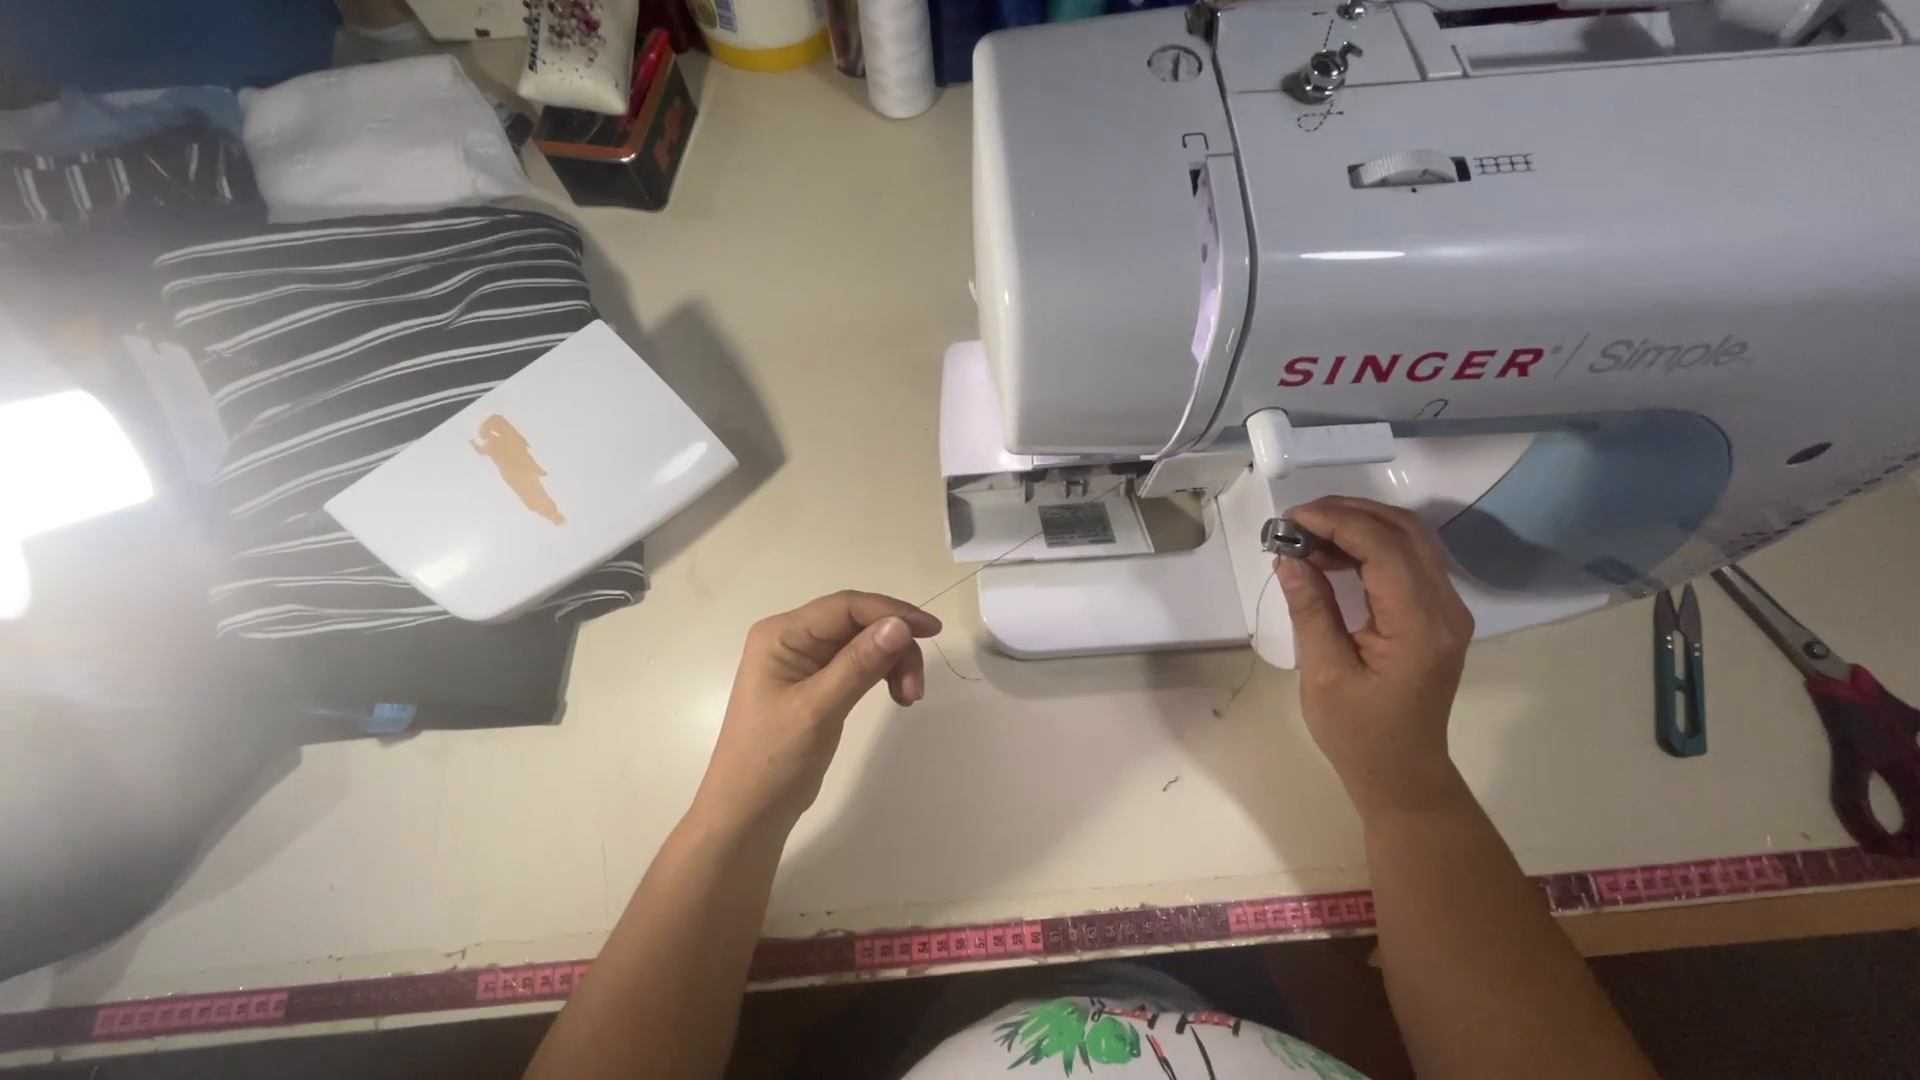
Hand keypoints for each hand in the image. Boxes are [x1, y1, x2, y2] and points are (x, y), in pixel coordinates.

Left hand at [693, 591, 941, 834]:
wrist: (747, 813)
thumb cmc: (771, 760)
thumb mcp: (818, 709)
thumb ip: (859, 664)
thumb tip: (900, 624)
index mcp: (782, 634)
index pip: (846, 606)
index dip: (892, 612)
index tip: (932, 630)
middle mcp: (793, 639)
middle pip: (858, 623)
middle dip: (895, 646)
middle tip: (916, 687)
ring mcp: (805, 662)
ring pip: (864, 644)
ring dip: (893, 663)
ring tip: (909, 698)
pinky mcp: (817, 685)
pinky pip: (859, 665)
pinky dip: (882, 676)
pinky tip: (897, 697)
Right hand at [1275, 497, 1474, 817]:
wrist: (1401, 772)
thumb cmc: (1358, 732)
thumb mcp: (1324, 673)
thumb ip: (1310, 609)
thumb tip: (1289, 557)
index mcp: (1419, 625)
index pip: (1384, 548)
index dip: (1336, 522)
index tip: (1289, 520)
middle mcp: (1445, 608)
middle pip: (1403, 532)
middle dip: (1346, 514)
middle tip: (1294, 521)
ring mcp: (1446, 608)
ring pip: (1408, 539)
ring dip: (1357, 524)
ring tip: (1306, 534)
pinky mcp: (1436, 613)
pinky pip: (1407, 559)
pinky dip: (1368, 545)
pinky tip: (1331, 554)